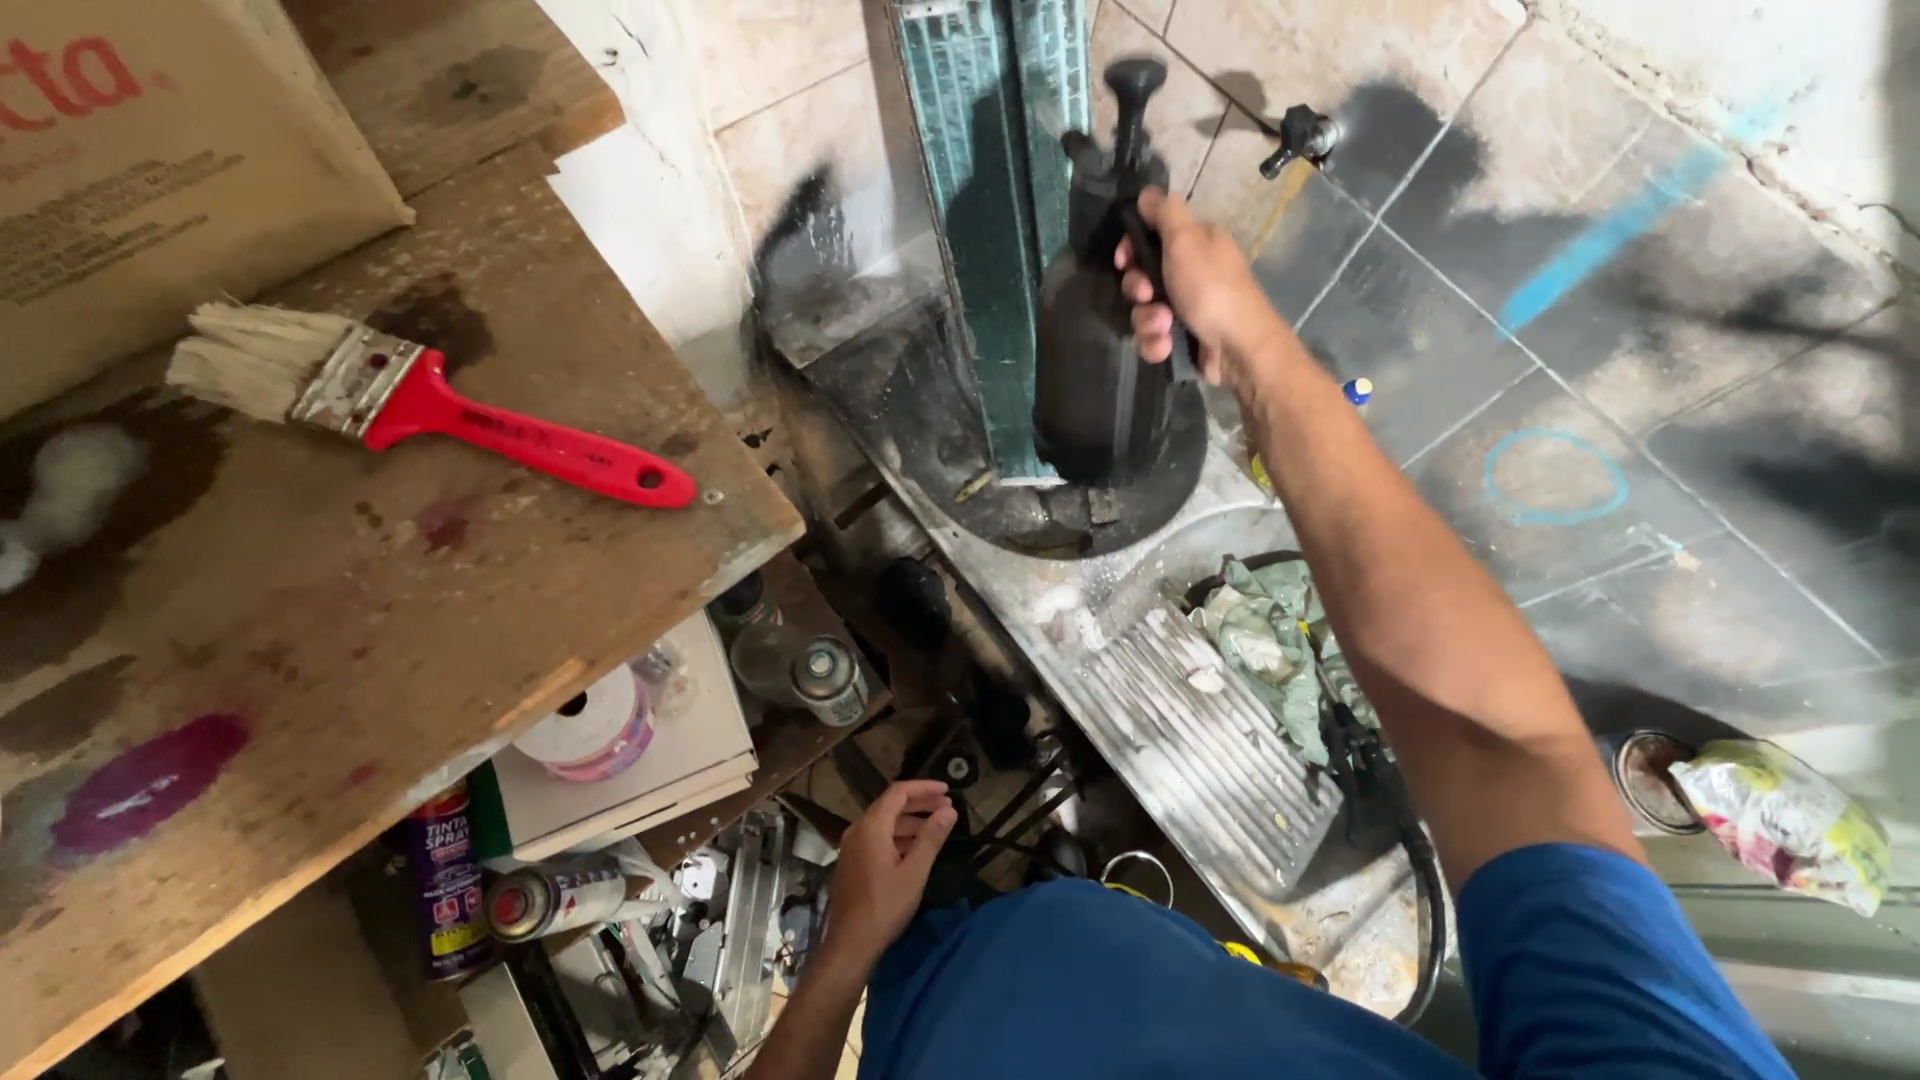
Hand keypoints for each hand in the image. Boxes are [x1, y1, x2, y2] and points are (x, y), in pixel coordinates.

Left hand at [822, 780, 957, 969]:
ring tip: (936, 827)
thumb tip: (949, 810)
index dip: (924, 788)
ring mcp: (852, 846)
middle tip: (947, 808)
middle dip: (920, 804)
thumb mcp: (914, 872)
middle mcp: (857, 830)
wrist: (850, 943)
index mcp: (871, 826)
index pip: (899, 792)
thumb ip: (931, 837)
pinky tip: (915, 848)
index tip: (947, 790)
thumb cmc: (885, 906)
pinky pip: (877, 837)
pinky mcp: (852, 862)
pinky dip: (898, 836)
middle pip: (891, 805)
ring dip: (910, 821)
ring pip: (884, 823)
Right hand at [1116, 188, 1290, 386]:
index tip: (1125, 260)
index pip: (1152, 237)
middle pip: (1143, 276)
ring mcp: (1187, 307)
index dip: (1132, 249)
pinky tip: (1166, 346)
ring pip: (1145, 310)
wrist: (1236, 346)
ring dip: (1147, 321)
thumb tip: (1146, 193)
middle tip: (1147, 294)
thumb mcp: (1186, 240)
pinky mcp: (1182, 337)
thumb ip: (1164, 213)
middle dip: (1138, 289)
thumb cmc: (1211, 288)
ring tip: (1164, 327)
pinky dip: (1155, 342)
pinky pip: (1153, 336)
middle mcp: (1191, 272)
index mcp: (1196, 243)